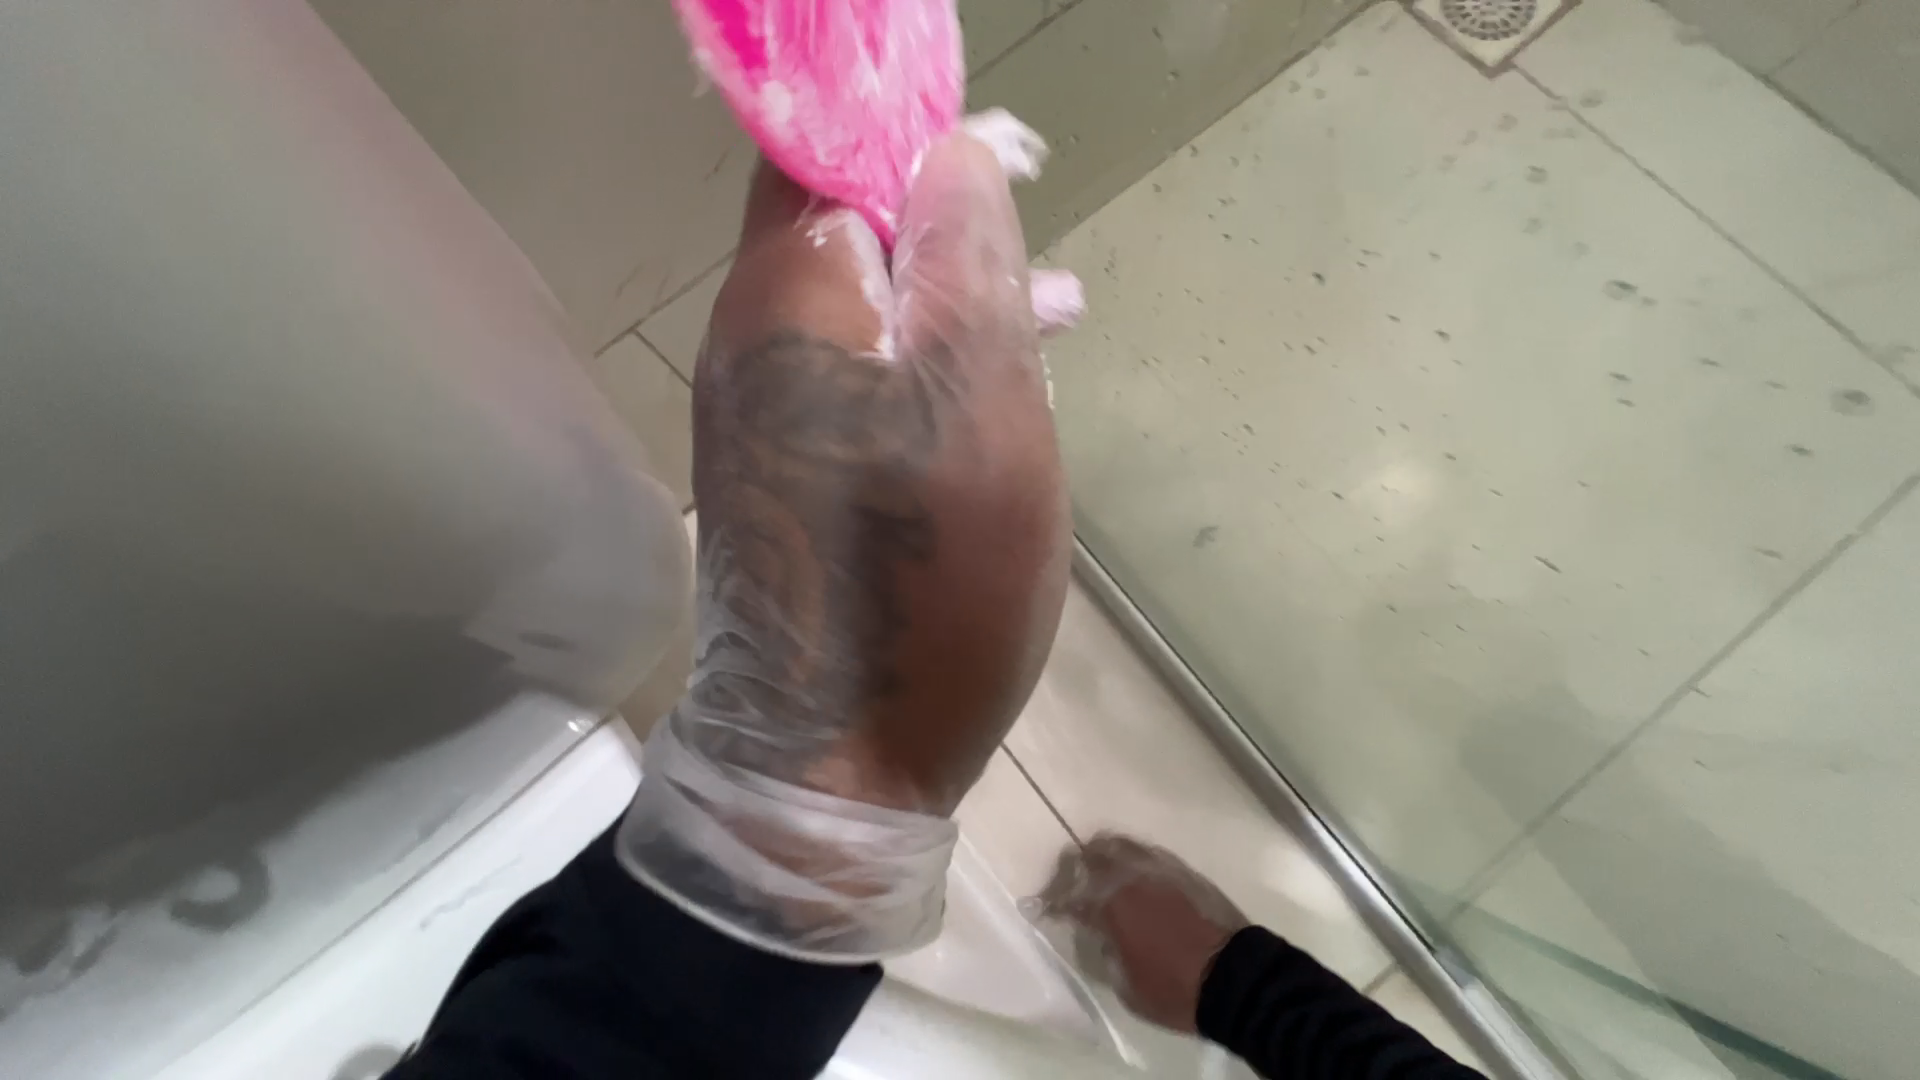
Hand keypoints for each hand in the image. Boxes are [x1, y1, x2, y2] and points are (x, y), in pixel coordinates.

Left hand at [618, 118, 1071, 962]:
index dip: (912, 135)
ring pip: (860, 309)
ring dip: (944, 296)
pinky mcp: (785, 474)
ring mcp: (761, 415)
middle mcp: (752, 345)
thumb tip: (952, 157)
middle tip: (1036, 234)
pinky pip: (856, 380)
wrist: (835, 761)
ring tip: (1046, 309)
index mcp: (790, 306)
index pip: (827, 153)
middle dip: (940, 216)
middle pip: (842, 229)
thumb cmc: (928, 590)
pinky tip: (990, 388)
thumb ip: (969, 271)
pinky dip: (922, 364)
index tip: (1005, 153)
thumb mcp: (982, 415)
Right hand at [1039, 834, 1251, 1032]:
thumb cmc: (1176, 990)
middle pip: (1090, 854)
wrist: (1236, 978)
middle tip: (1068, 883)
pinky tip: (1133, 877)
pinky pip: (1145, 852)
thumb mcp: (1127, 987)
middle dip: (1072, 867)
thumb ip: (1103, 953)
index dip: (1051, 902)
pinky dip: (1131, 860)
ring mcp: (1157, 868)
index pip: (1068, 895)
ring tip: (1098, 872)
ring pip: (1118, 844)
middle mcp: (1129, 877)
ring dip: (1101, 855)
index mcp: (1110, 905)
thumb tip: (1096, 936)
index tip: (1041, 908)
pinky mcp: (1181, 869)